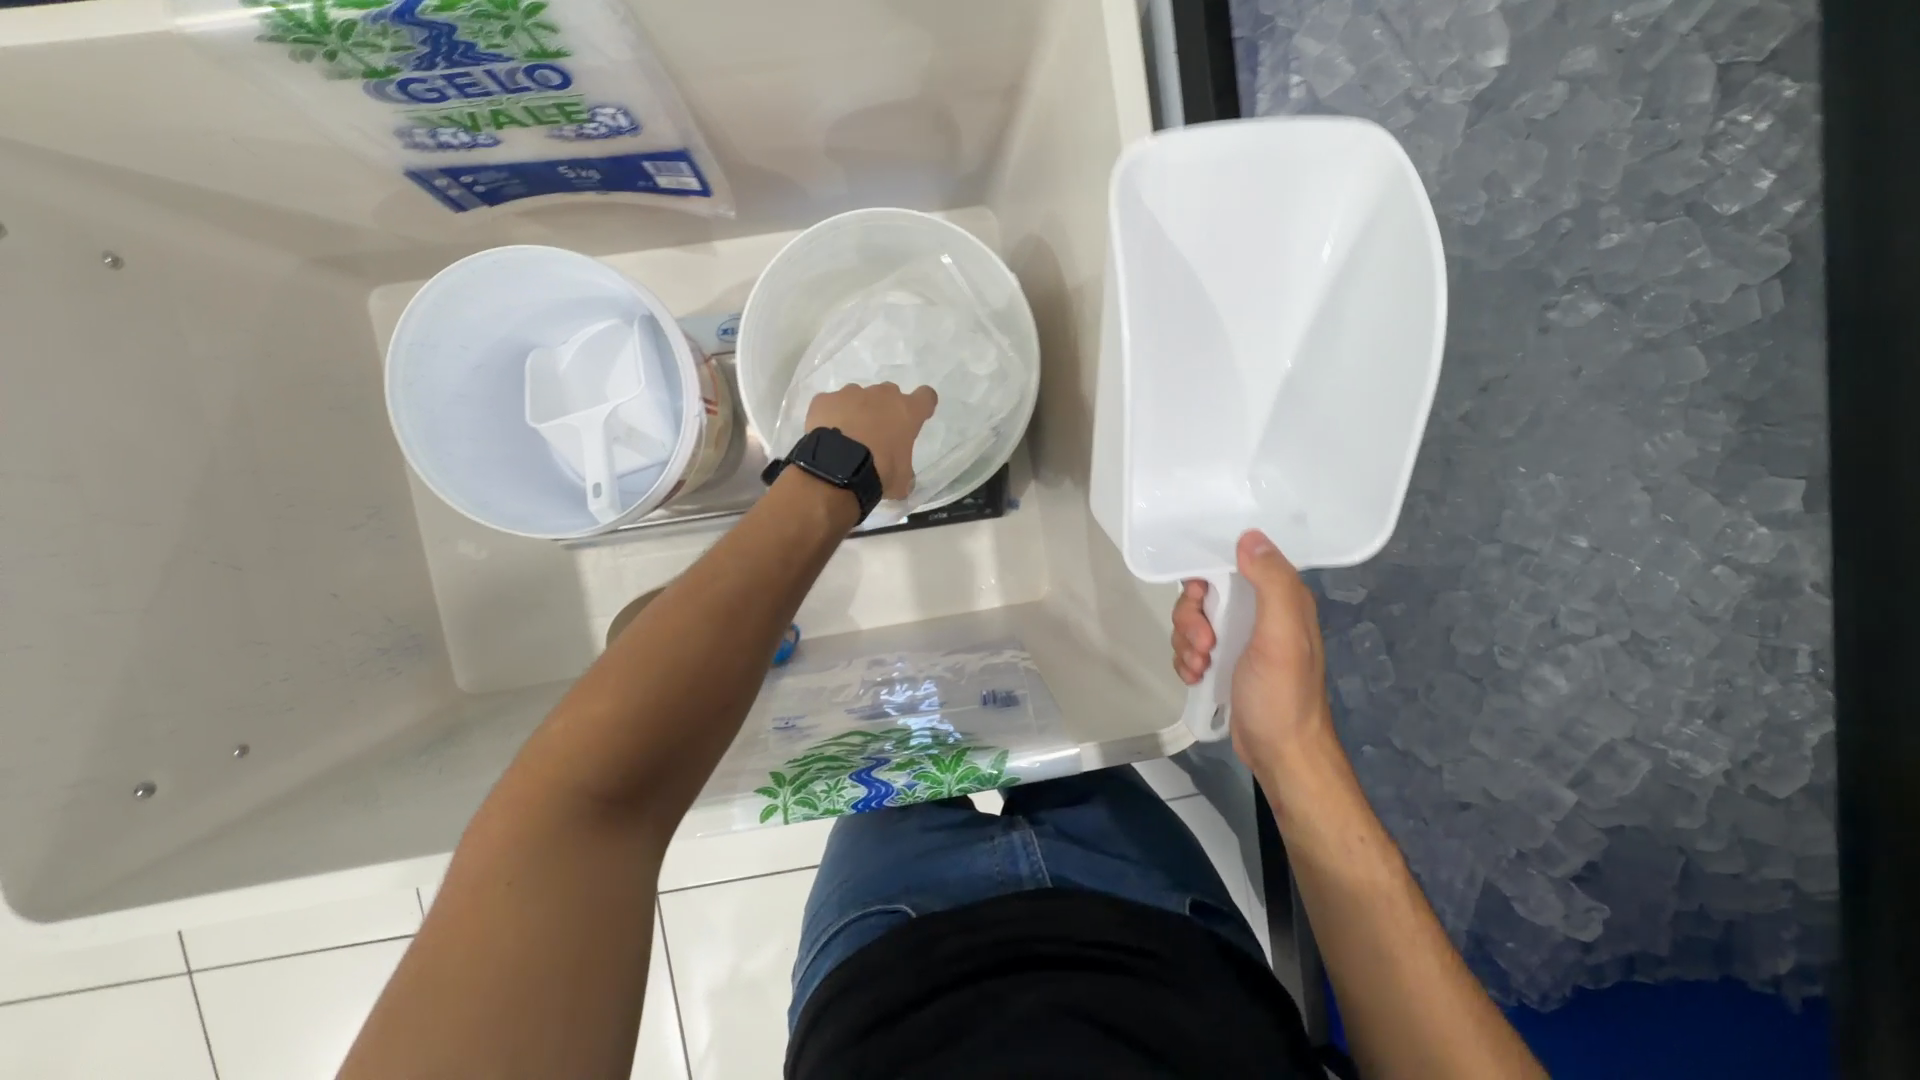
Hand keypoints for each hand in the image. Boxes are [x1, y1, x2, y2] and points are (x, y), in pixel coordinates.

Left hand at [804, 383, 937, 499]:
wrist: (837, 469)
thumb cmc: (879, 471)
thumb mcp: (902, 480)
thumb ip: (906, 473)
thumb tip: (905, 480)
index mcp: (907, 412)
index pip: (926, 397)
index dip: (922, 405)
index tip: (917, 416)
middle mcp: (881, 395)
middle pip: (889, 394)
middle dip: (885, 409)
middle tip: (877, 434)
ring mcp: (851, 393)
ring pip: (858, 396)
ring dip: (857, 411)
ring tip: (848, 437)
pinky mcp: (825, 399)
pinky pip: (830, 404)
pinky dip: (830, 416)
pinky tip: (827, 434)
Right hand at [1171, 530, 1333, 778]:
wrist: (1280, 753)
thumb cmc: (1283, 694)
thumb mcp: (1283, 635)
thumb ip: (1271, 584)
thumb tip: (1249, 537)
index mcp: (1281, 599)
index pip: (1234, 564)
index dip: (1207, 575)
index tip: (1199, 599)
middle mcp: (1260, 614)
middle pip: (1204, 593)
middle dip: (1191, 618)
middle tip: (1203, 645)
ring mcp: (1240, 640)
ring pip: (1193, 621)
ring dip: (1186, 643)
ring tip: (1199, 667)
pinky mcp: (1224, 664)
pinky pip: (1190, 647)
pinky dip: (1186, 660)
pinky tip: (1195, 678)